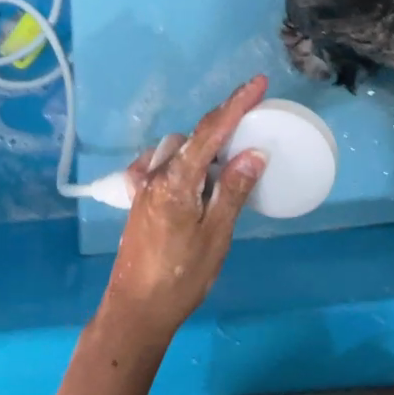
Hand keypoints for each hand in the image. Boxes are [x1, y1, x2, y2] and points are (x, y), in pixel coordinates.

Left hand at [102, 75, 270, 336]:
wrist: (135, 311)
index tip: (258, 83)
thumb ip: (233, 190)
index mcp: (176, 180)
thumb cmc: (181, 278)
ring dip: (200, 144)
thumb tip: (254, 152)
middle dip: (223, 124)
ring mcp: (142, 185)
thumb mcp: (216, 235)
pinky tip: (189, 172)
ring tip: (226, 157)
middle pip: (193, 136)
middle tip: (252, 121)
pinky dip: (178, 158)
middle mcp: (155, 173)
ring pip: (175, 148)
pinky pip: (158, 163)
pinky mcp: (137, 198)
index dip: (236, 104)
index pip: (211, 131)